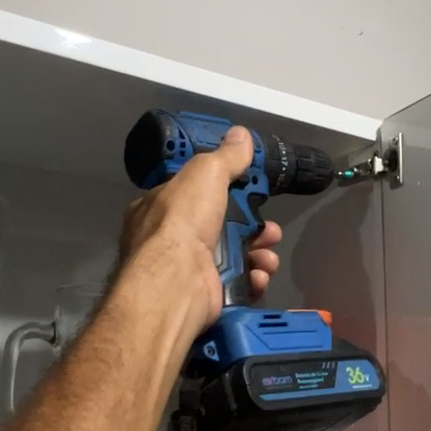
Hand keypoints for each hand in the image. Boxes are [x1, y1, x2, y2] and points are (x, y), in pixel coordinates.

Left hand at [116, 126, 282, 342]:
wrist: (176, 284)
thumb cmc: (183, 221)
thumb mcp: (205, 173)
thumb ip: (226, 156)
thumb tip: (241, 135)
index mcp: (160, 206)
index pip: (197, 193)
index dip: (226, 191)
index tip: (250, 191)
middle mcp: (171, 239)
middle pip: (224, 225)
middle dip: (254, 226)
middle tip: (271, 228)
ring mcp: (189, 269)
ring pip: (236, 256)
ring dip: (260, 253)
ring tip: (267, 254)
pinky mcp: (207, 294)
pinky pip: (238, 283)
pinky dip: (253, 279)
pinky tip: (258, 275)